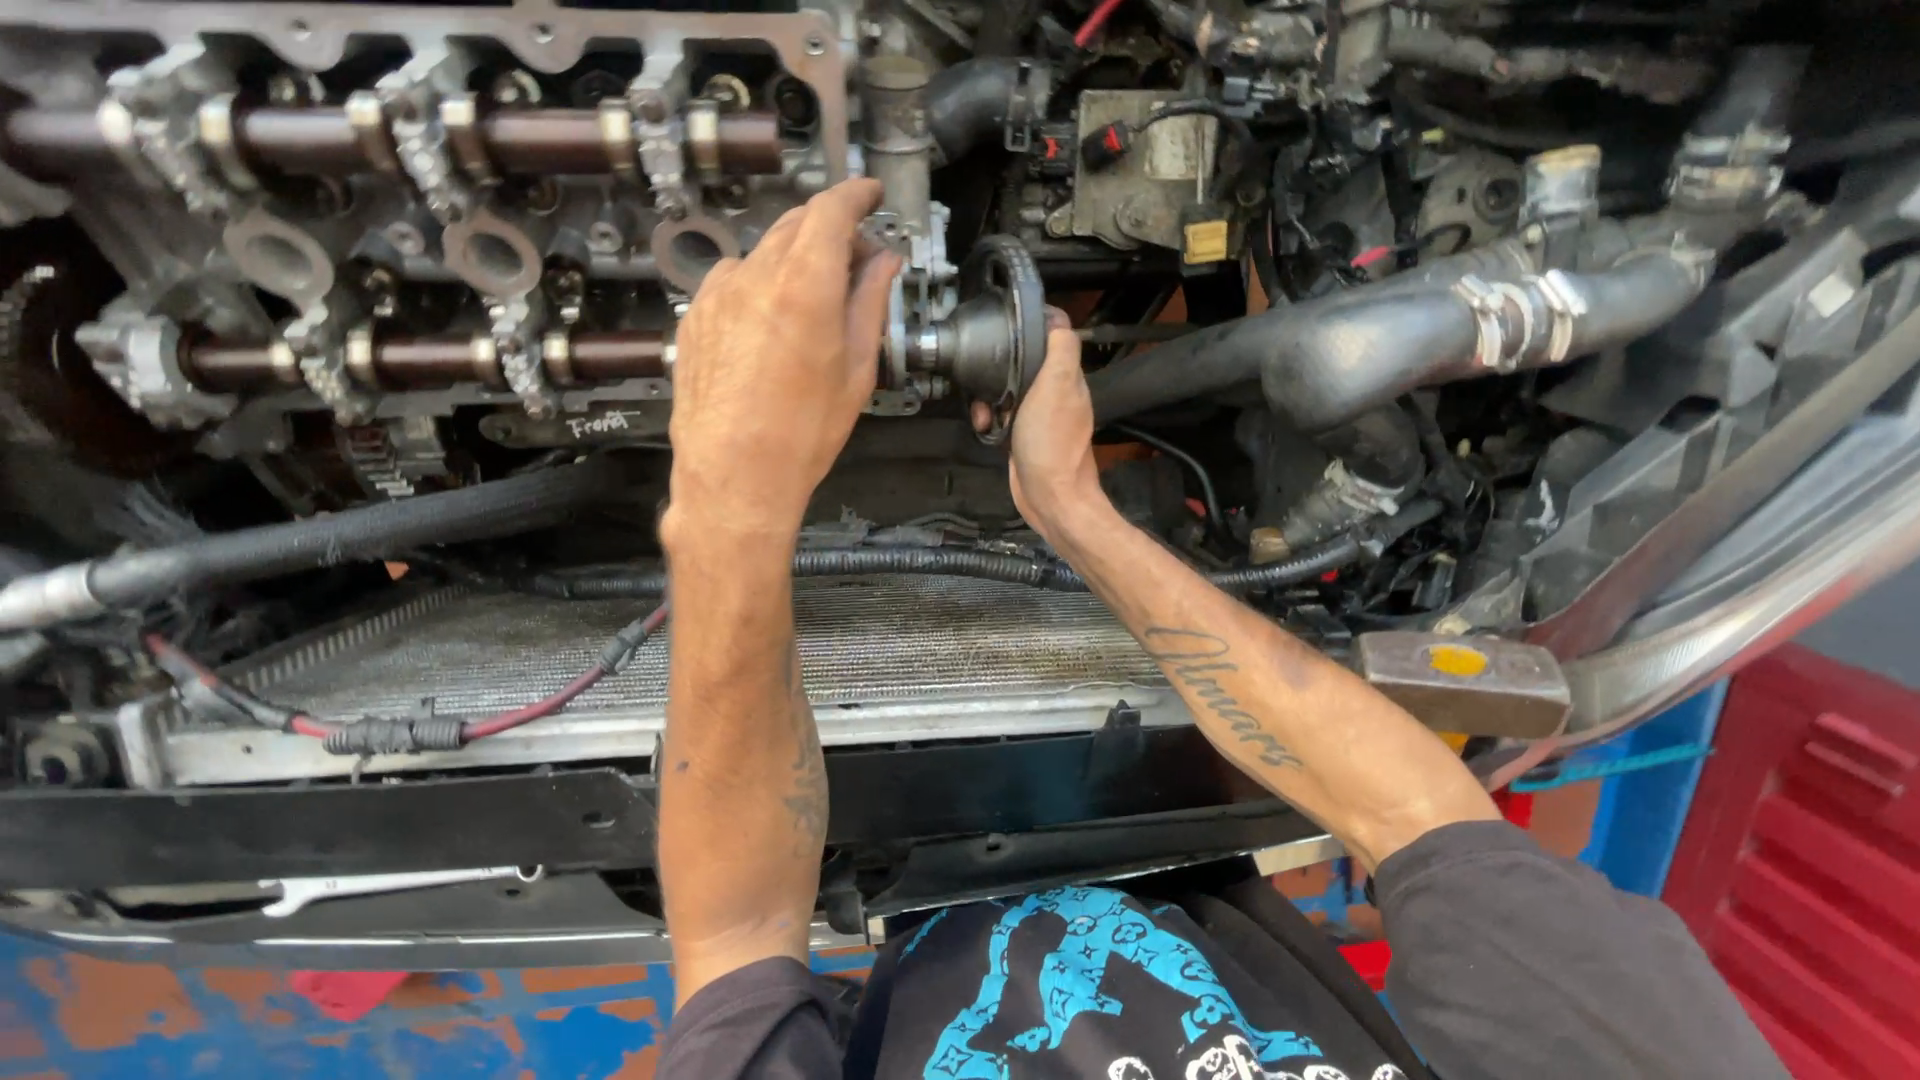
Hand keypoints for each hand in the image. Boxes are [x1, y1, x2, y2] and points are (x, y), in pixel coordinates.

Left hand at [665, 178, 902, 543]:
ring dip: (792, 262)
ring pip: (763, 255)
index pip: (830, 210)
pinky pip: (732, 283)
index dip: (854, 194)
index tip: (869, 195)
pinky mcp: (694, 318)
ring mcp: (717, 295)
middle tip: (855, 261)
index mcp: (804, 285)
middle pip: (795, 225)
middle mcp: (755, 277)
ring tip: (811, 306)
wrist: (734, 476)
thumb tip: (882, 263)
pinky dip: (759, 286)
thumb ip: (870, 304)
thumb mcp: (856, 371)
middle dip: (829, 231)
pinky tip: (771, 328)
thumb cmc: (803, 433)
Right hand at [993, 307, 1107, 543]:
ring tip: (985, 415)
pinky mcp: (1023, 437)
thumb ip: (1061, 348)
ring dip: (990, 399)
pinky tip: (987, 429)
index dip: (1027, 332)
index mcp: (1068, 378)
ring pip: (1008, 392)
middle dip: (999, 372)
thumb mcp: (1057, 384)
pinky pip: (1002, 417)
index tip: (1002, 332)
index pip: (1049, 339)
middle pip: (1022, 365)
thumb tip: (1057, 317)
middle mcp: (1056, 394)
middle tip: (987, 385)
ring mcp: (1039, 418)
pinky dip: (991, 420)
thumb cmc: (1051, 440)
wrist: (1049, 496)